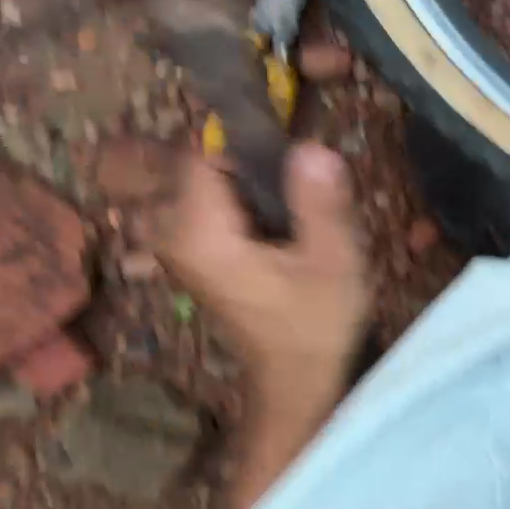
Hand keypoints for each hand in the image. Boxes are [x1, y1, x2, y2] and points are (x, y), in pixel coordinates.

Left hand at [158, 144, 369, 388]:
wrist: (300, 378)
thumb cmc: (317, 322)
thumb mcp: (332, 259)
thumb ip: (320, 203)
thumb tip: (312, 146)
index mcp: (200, 234)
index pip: (204, 157)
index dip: (249, 138)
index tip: (297, 130)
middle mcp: (176, 236)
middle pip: (208, 170)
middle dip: (258, 160)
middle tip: (314, 170)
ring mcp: (186, 248)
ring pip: (217, 187)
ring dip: (261, 180)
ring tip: (311, 190)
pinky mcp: (205, 257)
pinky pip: (223, 207)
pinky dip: (256, 200)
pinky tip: (296, 215)